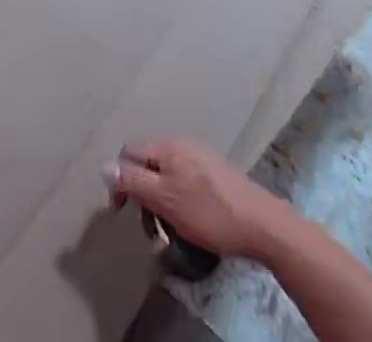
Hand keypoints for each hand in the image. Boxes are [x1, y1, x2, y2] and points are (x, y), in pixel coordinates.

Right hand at [103, 138, 296, 261]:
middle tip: (150, 224)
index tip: (122, 210)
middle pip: (147, 163)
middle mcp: (182, 144)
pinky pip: (185, 180)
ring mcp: (202, 157)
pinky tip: (190, 219)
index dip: (119, 180)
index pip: (128, 153)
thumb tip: (104, 166)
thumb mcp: (164, 199)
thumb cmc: (209, 213)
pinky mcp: (217, 173)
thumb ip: (132, 181)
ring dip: (161, 200)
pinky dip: (179, 199)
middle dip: (142, 192)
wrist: (266, 227)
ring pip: (166, 174)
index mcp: (167, 146)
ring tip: (170, 226)